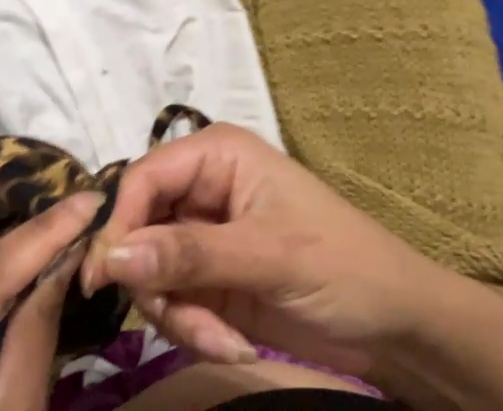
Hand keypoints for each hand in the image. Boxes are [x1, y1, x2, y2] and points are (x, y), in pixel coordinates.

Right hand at [79, 125, 455, 372]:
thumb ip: (189, 255)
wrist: (399, 330)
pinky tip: (232, 345)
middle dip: (153, 282)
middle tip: (176, 322)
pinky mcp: (207, 281)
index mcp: (216, 156)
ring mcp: (201, 238)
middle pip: (138, 228)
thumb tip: (110, 256)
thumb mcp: (269, 256)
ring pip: (148, 271)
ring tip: (221, 342)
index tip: (103, 275)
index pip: (143, 178)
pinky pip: (170, 302)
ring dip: (177, 314)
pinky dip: (191, 329)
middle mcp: (200, 190)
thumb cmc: (344, 268)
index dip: (119, 222)